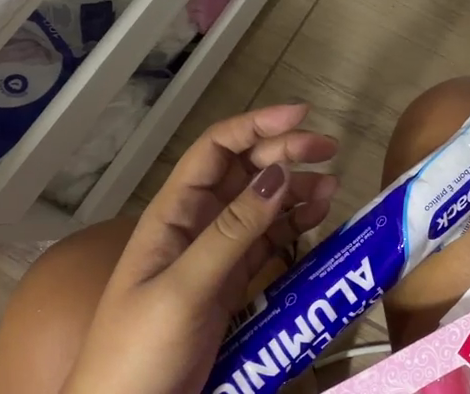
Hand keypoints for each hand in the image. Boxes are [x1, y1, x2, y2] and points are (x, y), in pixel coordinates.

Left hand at [61, 104, 339, 393]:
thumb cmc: (138, 353)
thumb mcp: (184, 291)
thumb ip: (233, 232)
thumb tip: (279, 172)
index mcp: (173, 214)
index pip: (216, 149)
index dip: (257, 125)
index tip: (303, 116)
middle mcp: (196, 223)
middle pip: (245, 169)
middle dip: (286, 152)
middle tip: (328, 152)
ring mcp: (215, 253)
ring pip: (262, 202)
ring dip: (296, 188)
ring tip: (330, 189)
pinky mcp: (231, 283)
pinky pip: (269, 239)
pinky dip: (295, 224)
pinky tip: (317, 219)